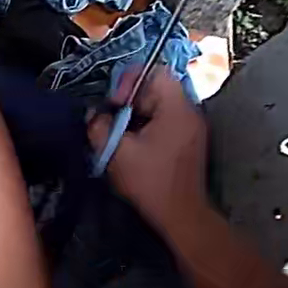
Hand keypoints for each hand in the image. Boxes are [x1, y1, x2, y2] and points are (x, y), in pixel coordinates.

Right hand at [88, 69, 210, 232]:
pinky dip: (148, 127)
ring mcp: (193, 127)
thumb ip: (100, 127)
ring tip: (122, 136)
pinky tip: (135, 147)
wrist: (181, 215)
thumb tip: (94, 114)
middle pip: (157, 88)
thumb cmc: (151, 182)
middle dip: (131, 101)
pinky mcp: (190, 142)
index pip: (155, 72)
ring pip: (160, 106)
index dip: (130, 80)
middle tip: (114, 121)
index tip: (115, 104)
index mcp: (177, 108)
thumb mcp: (117, 153)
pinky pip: (166, 121)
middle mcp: (190, 111)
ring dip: (138, 116)